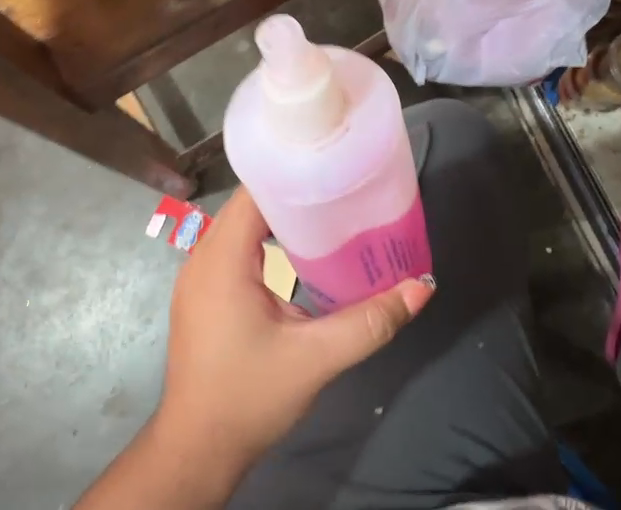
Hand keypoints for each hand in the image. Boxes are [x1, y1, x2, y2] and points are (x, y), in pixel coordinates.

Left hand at [153, 189, 436, 471]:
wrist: (197, 450)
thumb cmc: (249, 397)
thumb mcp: (316, 358)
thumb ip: (370, 320)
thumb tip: (422, 288)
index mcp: (222, 259)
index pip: (255, 193)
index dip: (294, 175)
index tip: (335, 170)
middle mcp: (203, 258)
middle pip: (250, 206)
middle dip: (297, 197)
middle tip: (344, 194)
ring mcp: (198, 278)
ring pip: (242, 229)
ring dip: (282, 222)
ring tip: (332, 218)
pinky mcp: (203, 297)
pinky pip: (235, 251)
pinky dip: (267, 244)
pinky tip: (302, 257)